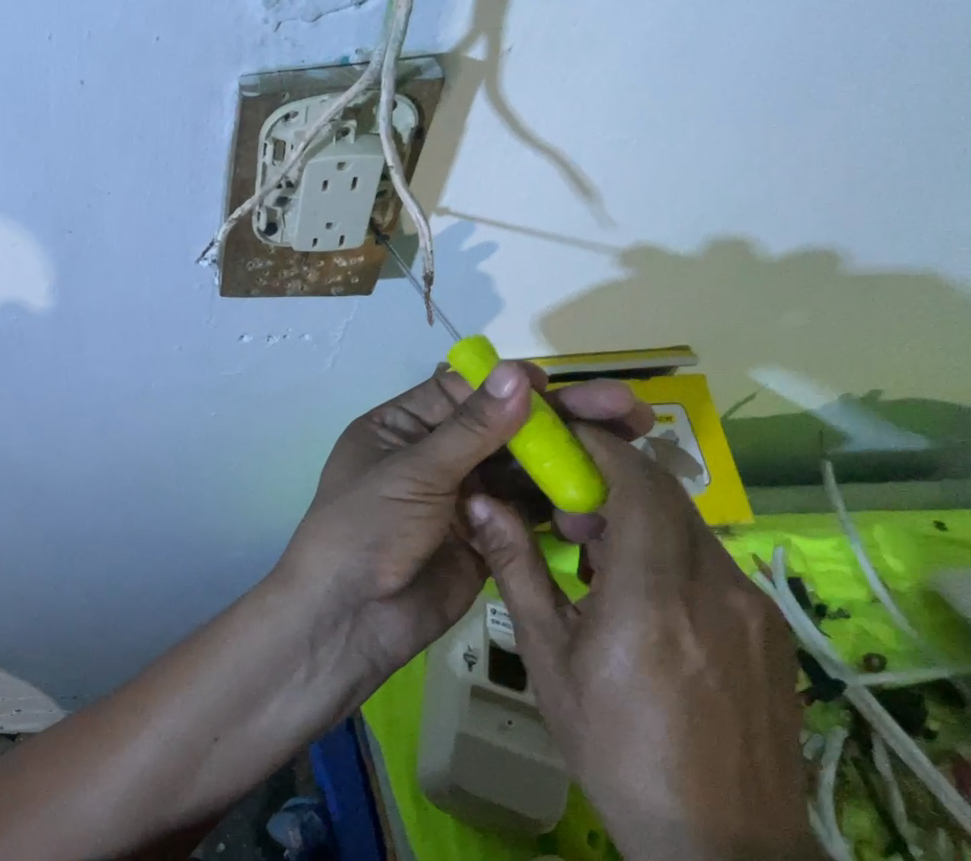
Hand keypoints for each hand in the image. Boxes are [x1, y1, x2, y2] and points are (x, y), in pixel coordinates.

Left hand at [277, 362, 652, 678]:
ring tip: (635, 449)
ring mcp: (460, 497)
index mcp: (399, 427)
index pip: (462, 393)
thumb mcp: (414, 472)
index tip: (565, 387)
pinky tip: (606, 498)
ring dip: (571, 462)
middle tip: (629, 411)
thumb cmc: (366, 528)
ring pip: (523, 470)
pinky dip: (563, 506)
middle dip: (560, 421)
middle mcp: (431, 456)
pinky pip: (530, 511)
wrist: (351, 614)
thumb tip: (519, 373)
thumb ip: (471, 428)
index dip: (511, 388)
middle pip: (502, 429)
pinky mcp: (485, 536)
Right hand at [468, 429, 815, 860]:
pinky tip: (634, 594)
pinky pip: (711, 565)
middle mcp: (716, 587)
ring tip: (590, 553)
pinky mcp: (769, 631)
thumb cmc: (611, 742)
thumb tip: (480, 502)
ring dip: (638, 518)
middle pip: (667, 496)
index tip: (553, 436)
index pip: (637, 482)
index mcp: (653, 592)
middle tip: (561, 506)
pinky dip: (666, 553)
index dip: (596, 446)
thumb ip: (517, 568)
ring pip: (691, 529)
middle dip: (610, 481)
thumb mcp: (547, 655)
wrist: (717, 836)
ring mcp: (753, 608)